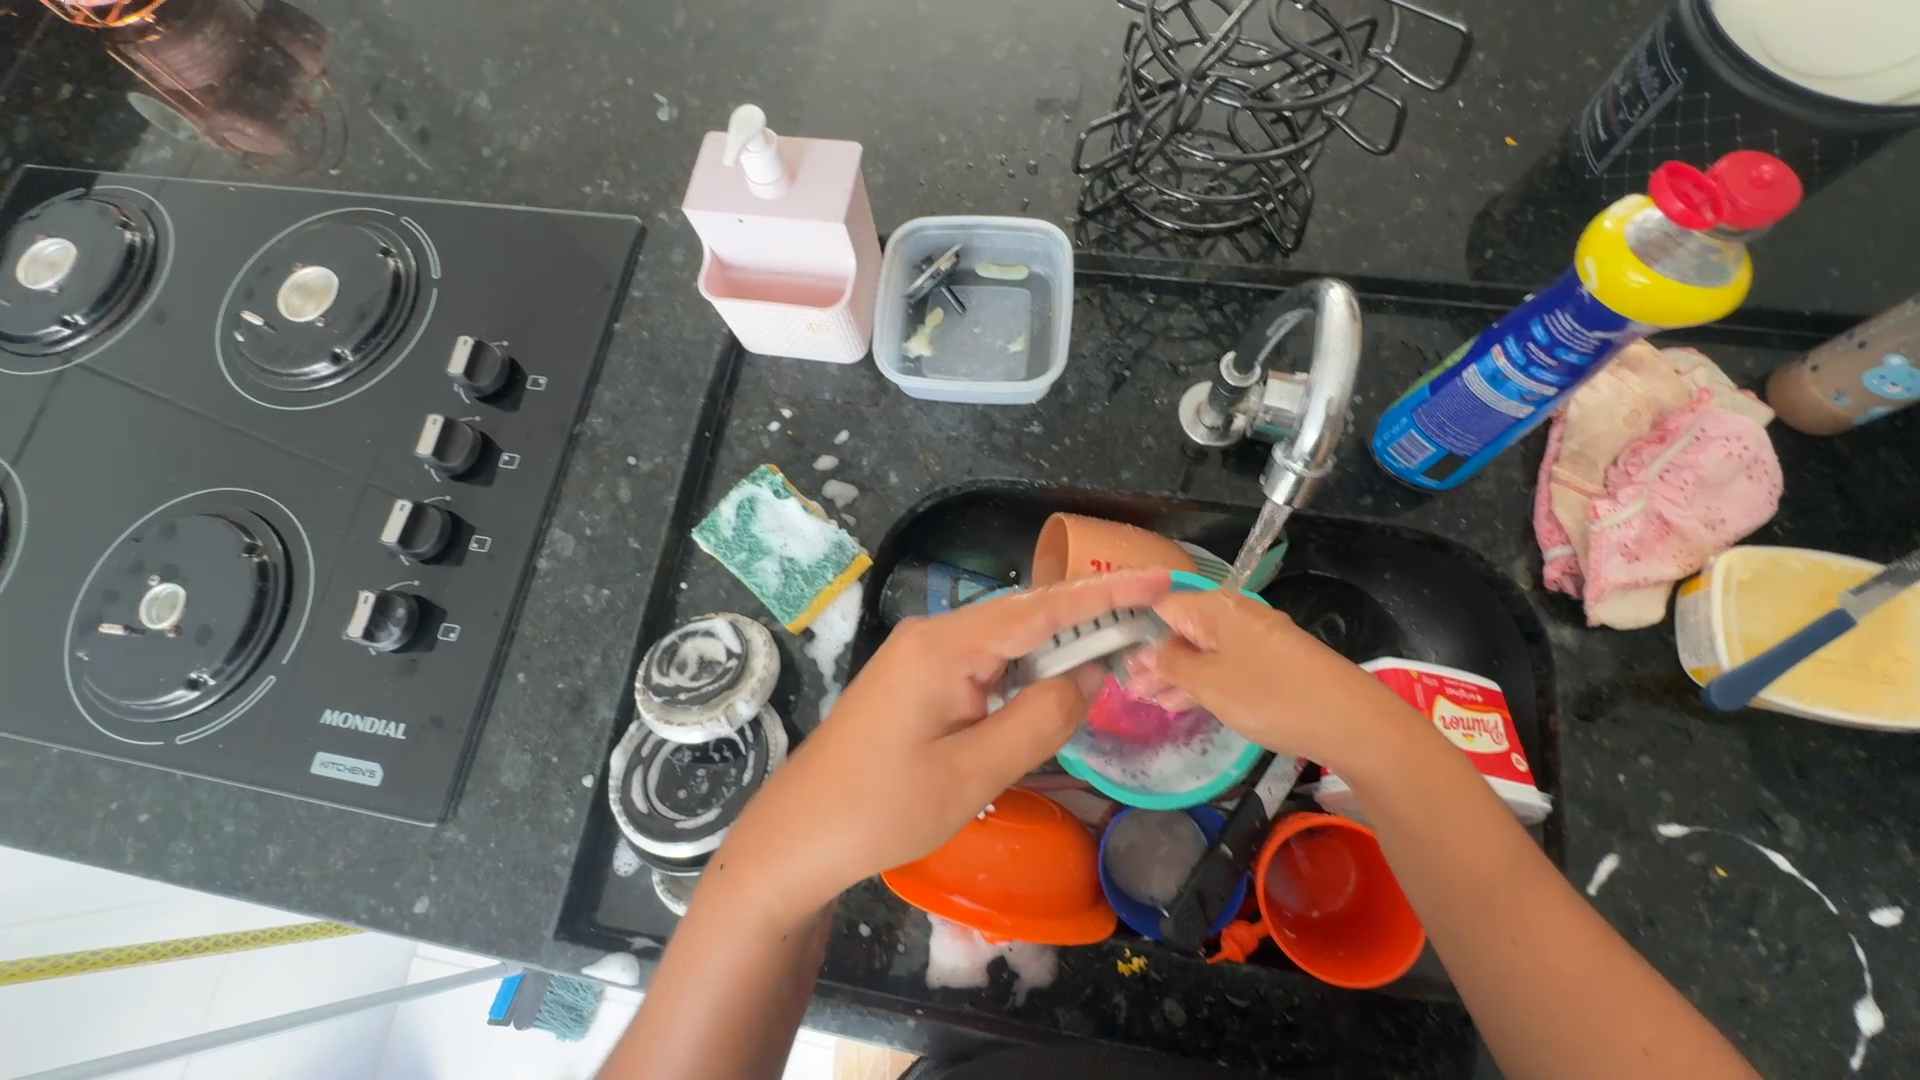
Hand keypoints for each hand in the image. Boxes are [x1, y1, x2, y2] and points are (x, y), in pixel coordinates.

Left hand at [720, 570, 1172, 920]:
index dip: (1105, 594)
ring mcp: (921, 654)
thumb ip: (1041, 717)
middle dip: (1089, 616)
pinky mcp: (917, 677)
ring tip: (1116, 650)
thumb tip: (1091, 675)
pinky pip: (984, 659)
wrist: (800, 834)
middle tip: (1151, 621)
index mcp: (946, 646)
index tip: (1161, 581)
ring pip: (1006, 638)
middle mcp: (934, 634)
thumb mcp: (976, 771)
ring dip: (1058, 646)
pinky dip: (1025, 669)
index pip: (1042, 609)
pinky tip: (1051, 684)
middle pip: (1025, 614)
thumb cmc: (884, 808)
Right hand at [1126, 588, 1414, 768]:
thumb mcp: (1208, 683)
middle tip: (1129, 690)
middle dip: (1154, 658)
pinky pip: (1225, 666)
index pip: (1161, 605)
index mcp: (1215, 609)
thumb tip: (1143, 654)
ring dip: (1177, 675)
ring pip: (1203, 651)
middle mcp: (1234, 616)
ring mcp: (1256, 640)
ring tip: (1150, 702)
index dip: (1135, 629)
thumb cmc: (1271, 696)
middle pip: (1182, 629)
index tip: (1112, 656)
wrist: (1351, 721)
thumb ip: (1169, 666)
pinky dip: (1204, 682)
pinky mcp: (1271, 664)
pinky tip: (1184, 703)